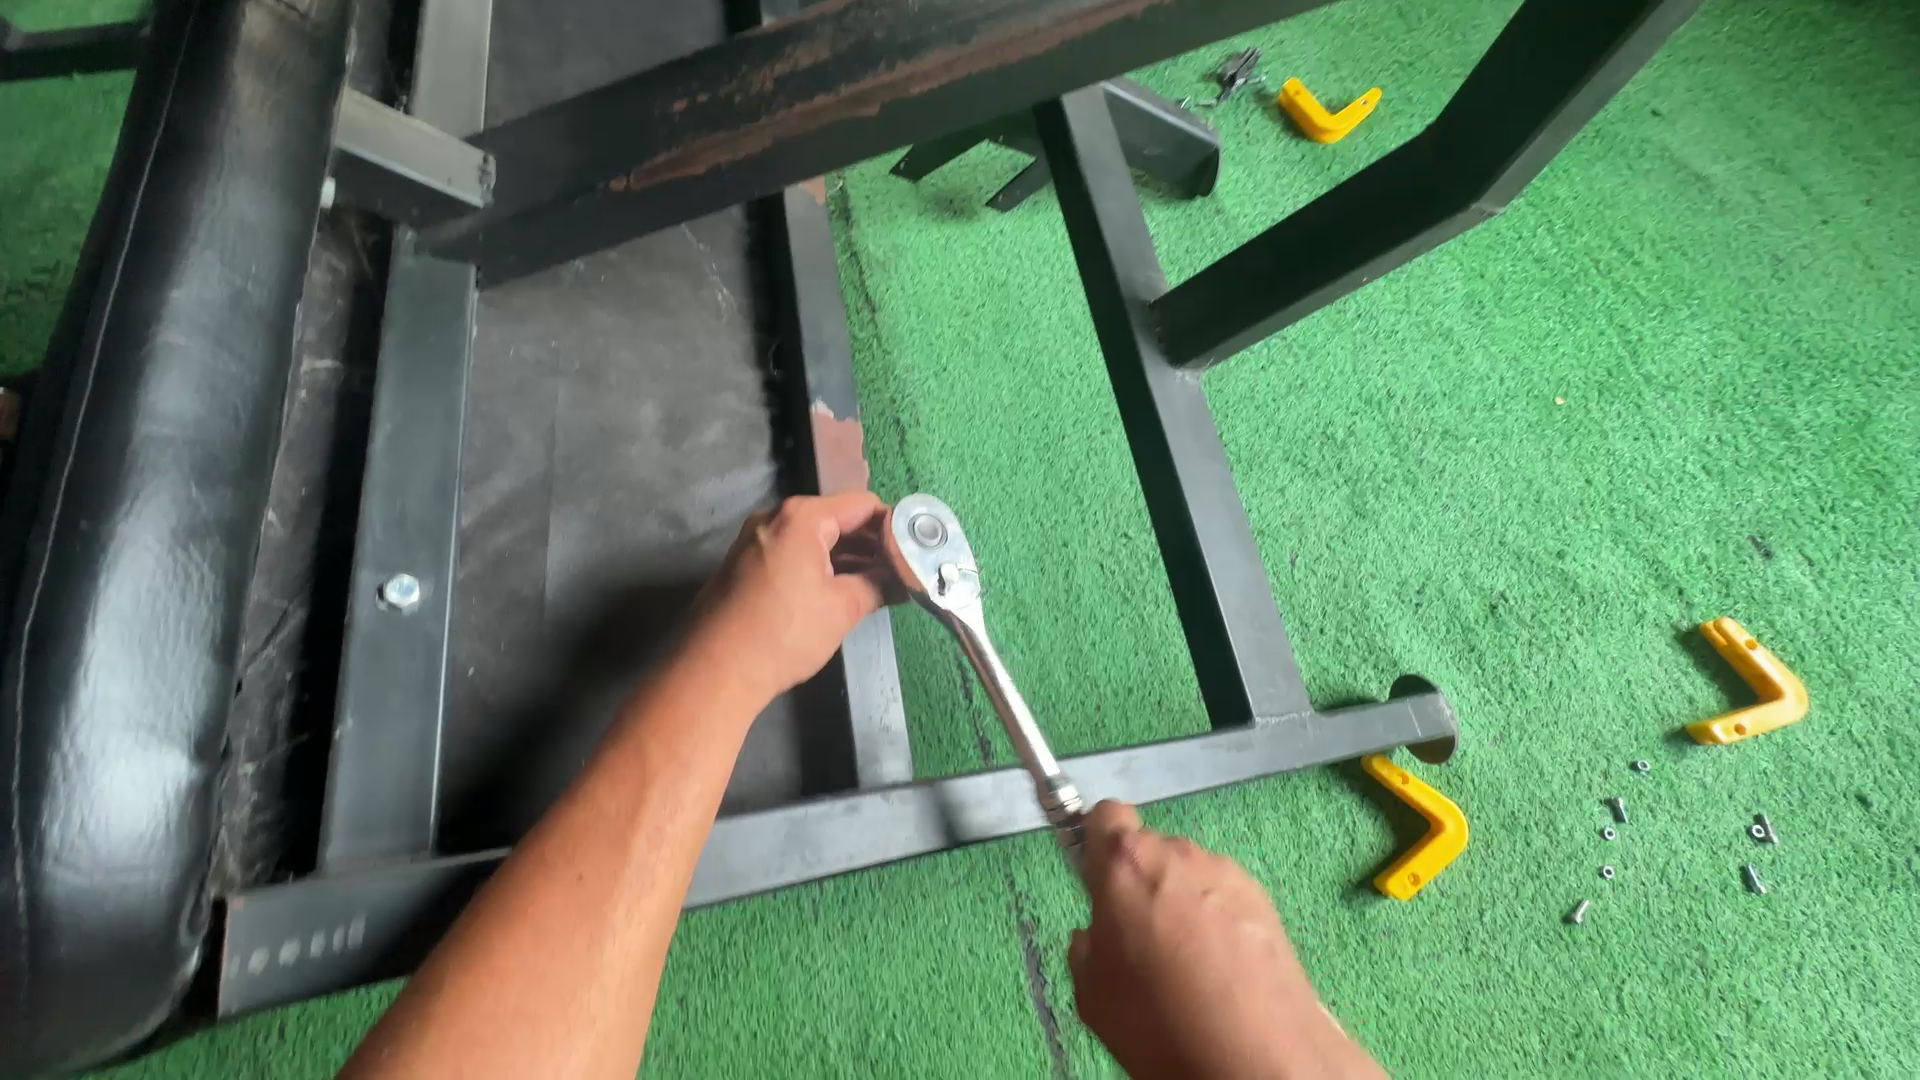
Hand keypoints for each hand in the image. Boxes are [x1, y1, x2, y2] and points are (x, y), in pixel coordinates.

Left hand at [689, 492, 888, 703]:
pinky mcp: (745, 563)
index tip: (916, 549)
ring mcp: (756, 539)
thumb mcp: (843, 608)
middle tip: (903, 570)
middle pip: (838, 518)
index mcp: (802, 517)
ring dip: (848, 557)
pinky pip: (794, 552)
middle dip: (872, 543)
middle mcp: (776, 517)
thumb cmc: (784, 633)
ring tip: (880, 583)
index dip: (895, 526)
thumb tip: (906, 579)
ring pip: (815, 538)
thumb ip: (880, 584)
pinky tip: (842, 590)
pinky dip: (821, 565)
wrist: (714, 671)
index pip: (863, 505)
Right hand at [1070, 802, 1384, 1079]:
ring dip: (1180, 899)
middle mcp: (1174, 851)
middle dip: (1141, 882)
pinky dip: (1217, 916)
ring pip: (1186, 872)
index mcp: (1123, 862)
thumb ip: (1087, 944)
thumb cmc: (1160, 1023)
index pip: (1104, 815)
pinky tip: (1223, 967)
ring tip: (1190, 960)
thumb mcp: (1093, 993)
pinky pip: (1222, 893)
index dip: (1098, 844)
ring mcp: (1222, 870)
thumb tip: (1098, 934)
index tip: (1101, 882)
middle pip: (1147, 848)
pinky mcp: (1261, 896)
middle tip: (1143, 938)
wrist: (1259, 1061)